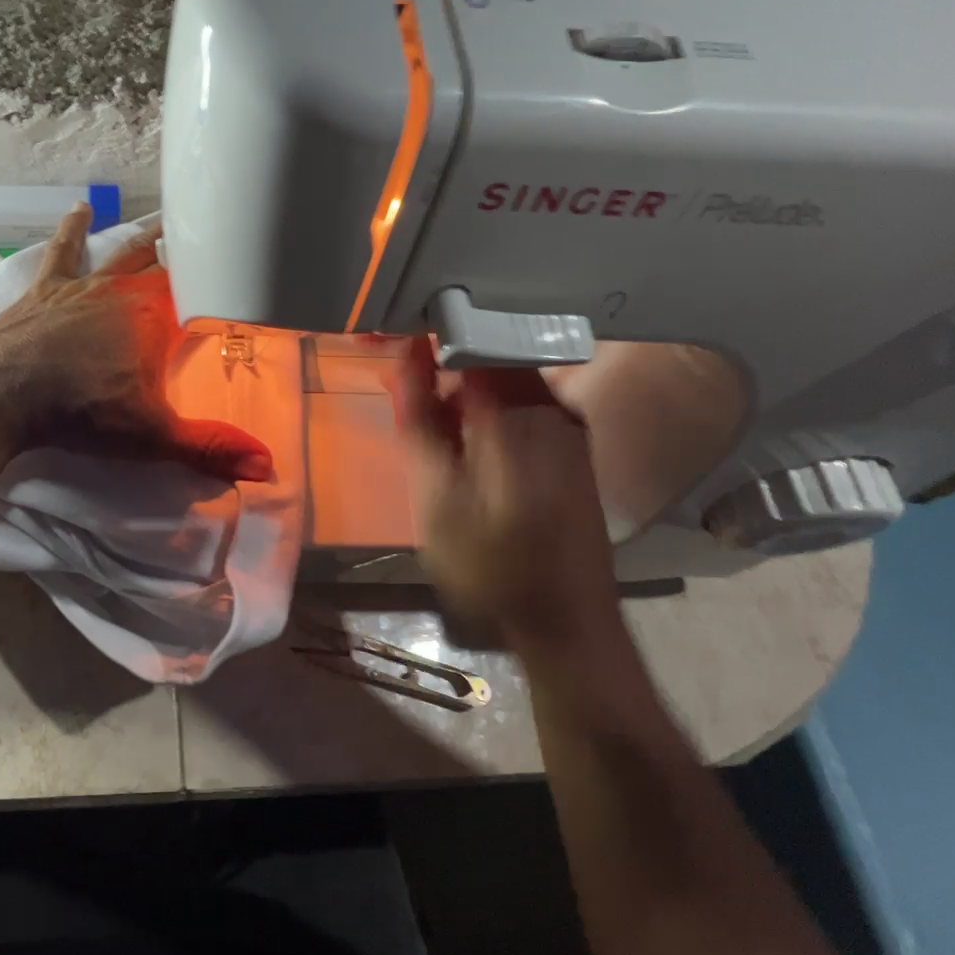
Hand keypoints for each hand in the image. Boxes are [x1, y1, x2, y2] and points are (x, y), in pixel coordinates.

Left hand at [0, 204, 272, 481]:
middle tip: (205, 240)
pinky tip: (80, 209)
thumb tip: (266, 467)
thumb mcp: (153, 436)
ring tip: (161, 221)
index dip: (215, 289)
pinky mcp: (44, 289)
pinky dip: (73, 230)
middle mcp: (122, 293)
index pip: (196, 294)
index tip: (236, 281)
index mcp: (154, 320)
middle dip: (185, 258)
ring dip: (142, 240)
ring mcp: (82, 286)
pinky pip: (64, 252)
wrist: (2, 391)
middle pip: (162, 267)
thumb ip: (209, 448)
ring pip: (121, 254)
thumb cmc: (82, 410)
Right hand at [392, 338, 620, 644]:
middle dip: (439, 357)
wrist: (567, 622)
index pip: (466, 339)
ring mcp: (569, 426)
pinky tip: (461, 432)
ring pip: (507, 378)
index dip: (422, 333)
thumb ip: (420, 422)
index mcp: (516, 412)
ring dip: (460, 383)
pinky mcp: (573, 447)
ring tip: (421, 405)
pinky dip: (486, 406)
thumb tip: (405, 357)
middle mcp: (552, 405)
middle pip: (490, 353)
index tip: (382, 335)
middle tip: (395, 376)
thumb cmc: (491, 567)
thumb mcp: (437, 498)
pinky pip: (523, 403)